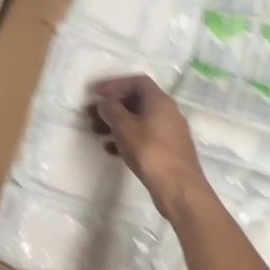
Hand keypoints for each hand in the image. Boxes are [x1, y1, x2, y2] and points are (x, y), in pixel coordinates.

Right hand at [88, 75, 208, 220]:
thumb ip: (110, 109)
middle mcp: (168, 113)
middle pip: (136, 101)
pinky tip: (111, 149)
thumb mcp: (123, 126)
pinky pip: (143, 136)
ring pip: (138, 120)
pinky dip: (126, 138)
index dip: (115, 84)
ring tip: (96, 132)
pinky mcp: (168, 150)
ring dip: (116, 123)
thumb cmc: (149, 150)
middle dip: (112, 106)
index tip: (96, 94)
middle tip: (91, 114)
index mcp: (160, 102)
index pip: (137, 82)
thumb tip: (105, 103)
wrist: (178, 187)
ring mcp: (170, 133)